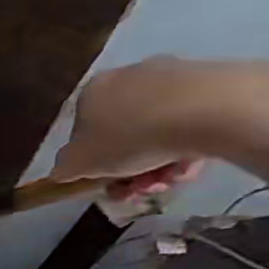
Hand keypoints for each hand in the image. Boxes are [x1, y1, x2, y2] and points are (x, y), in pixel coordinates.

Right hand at [52, 57, 268, 187]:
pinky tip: (188, 166)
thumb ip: (63, 168)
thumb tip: (64, 169)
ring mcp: (167, 78)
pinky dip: (181, 152)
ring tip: (167, 182)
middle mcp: (126, 77)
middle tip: (138, 191)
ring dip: (154, 168)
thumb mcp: (79, 164)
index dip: (91, 166)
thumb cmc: (129, 137)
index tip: (105, 185)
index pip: (81, 134)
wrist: (204, 109)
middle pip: (120, 137)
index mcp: (92, 93)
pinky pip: (182, 127)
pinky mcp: (204, 84)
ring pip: (151, 136)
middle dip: (127, 171)